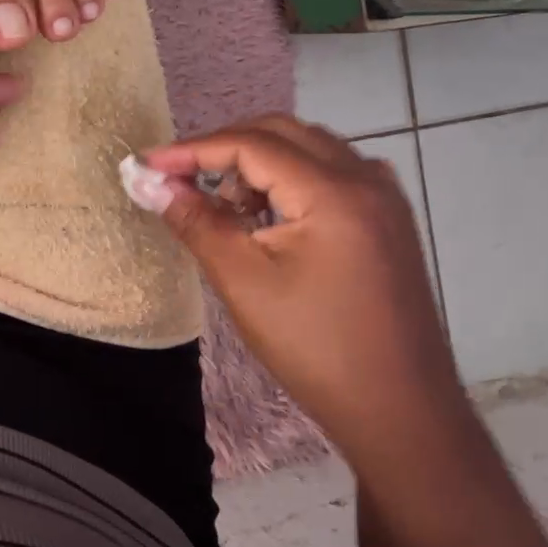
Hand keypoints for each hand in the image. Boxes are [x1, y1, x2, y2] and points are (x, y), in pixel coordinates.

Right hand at [129, 117, 464, 451]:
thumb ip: (194, 220)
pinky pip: (330, 171)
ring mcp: (384, 200)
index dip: (191, 150)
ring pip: (307, 147)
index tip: (146, 165)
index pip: (249, 145)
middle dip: (222, 146)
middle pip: (280, 132)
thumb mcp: (241, 281)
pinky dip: (288, 176)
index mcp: (334, 194)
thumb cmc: (315, 347)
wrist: (402, 414)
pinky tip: (267, 214)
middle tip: (179, 176)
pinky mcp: (388, 221)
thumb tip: (148, 181)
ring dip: (256, 160)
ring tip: (223, 203)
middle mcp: (366, 182)